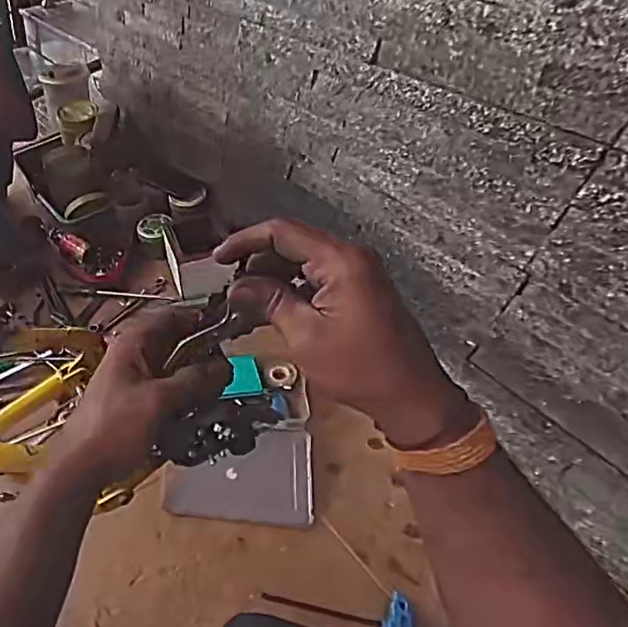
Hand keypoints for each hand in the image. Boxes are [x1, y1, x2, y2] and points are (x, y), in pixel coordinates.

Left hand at [53, 310, 231, 484]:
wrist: (83, 466)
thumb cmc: (108, 431)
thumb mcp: (159, 400)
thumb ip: (193, 380)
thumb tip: (220, 368)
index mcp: (131, 345)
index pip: (172, 317)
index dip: (201, 320)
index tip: (226, 330)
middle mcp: (130, 359)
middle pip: (176, 346)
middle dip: (202, 357)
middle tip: (225, 370)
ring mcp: (132, 382)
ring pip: (173, 372)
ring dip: (194, 382)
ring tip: (214, 394)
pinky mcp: (134, 406)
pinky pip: (166, 395)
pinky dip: (182, 400)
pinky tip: (194, 413)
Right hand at [215, 217, 473, 448]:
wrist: (407, 393)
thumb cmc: (365, 370)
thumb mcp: (304, 336)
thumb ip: (269, 302)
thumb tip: (241, 287)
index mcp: (341, 262)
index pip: (282, 232)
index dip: (245, 241)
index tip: (221, 256)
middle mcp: (352, 259)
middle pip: (292, 244)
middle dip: (255, 262)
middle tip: (230, 285)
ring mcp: (357, 274)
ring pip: (301, 262)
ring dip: (271, 277)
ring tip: (246, 301)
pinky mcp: (357, 290)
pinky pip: (316, 278)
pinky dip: (290, 289)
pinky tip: (271, 308)